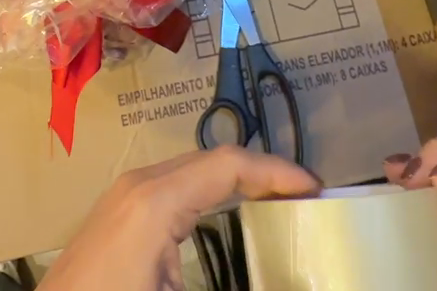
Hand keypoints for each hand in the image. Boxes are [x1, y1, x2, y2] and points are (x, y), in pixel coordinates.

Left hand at [40, 146, 319, 290]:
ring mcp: (126, 193)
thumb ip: (232, 272)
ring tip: (279, 200)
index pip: (228, 165)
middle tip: (307, 197)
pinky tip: (231, 209)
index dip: (276, 171)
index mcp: (155, 201)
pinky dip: (212, 190)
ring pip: (194, 169)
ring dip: (238, 179)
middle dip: (263, 172)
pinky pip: (177, 185)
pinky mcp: (120, 210)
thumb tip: (279, 275)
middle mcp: (141, 184)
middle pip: (213, 160)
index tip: (316, 188)